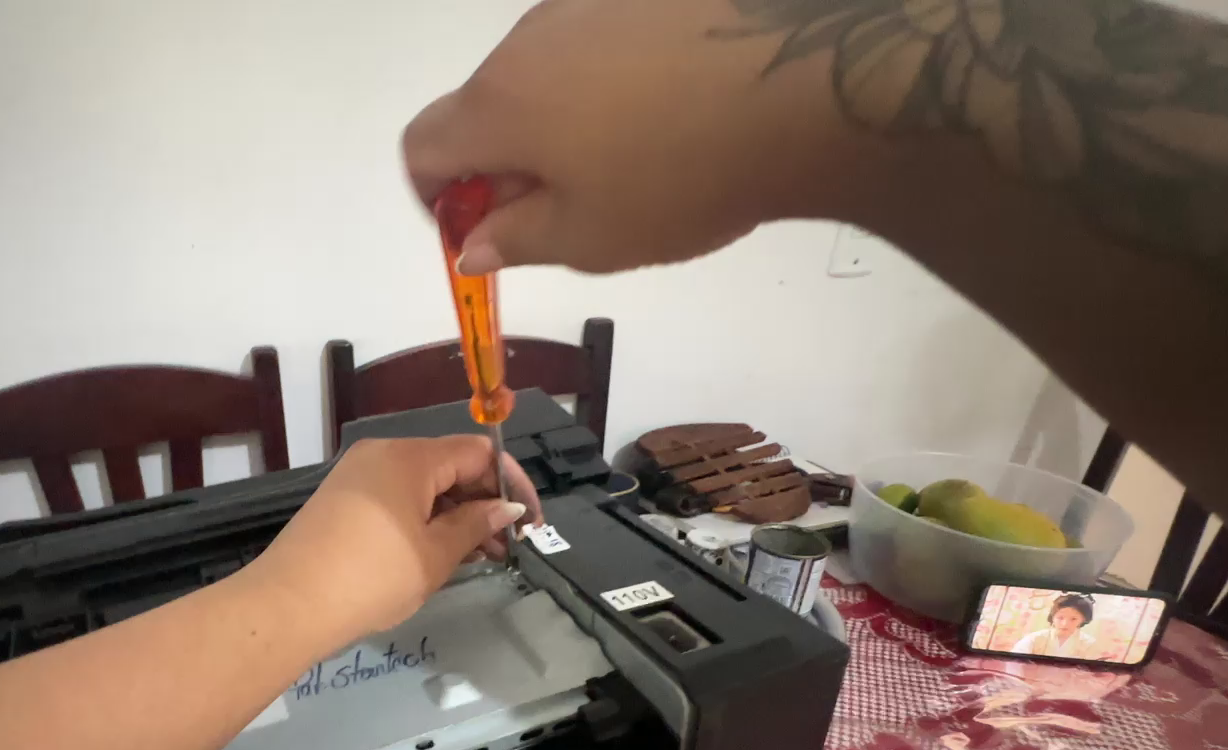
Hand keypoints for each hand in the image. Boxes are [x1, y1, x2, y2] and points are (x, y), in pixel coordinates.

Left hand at [245, 436, 540, 644]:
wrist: (290, 605)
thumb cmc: (372, 577)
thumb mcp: (435, 554)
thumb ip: (476, 525)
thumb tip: (507, 509)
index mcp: (409, 457)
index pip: (477, 452)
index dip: (510, 484)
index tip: (529, 522)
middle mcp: (383, 454)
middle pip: (450, 466)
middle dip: (484, 503)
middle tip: (506, 547)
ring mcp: (359, 476)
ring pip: (424, 485)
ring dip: (456, 515)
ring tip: (481, 556)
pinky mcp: (344, 500)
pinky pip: (398, 499)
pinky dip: (425, 520)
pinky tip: (443, 552)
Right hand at [402, 0, 850, 273]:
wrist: (808, 82)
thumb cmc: (677, 182)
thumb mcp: (585, 238)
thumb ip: (513, 241)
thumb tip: (471, 247)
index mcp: (500, 104)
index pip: (419, 148)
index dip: (435, 198)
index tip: (482, 226)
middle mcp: (529, 38)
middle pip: (479, 109)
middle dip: (497, 166)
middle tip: (559, 211)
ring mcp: (587, 2)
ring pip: (538, 77)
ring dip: (550, 127)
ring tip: (623, 164)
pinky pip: (592, 45)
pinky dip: (598, 89)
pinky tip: (660, 115)